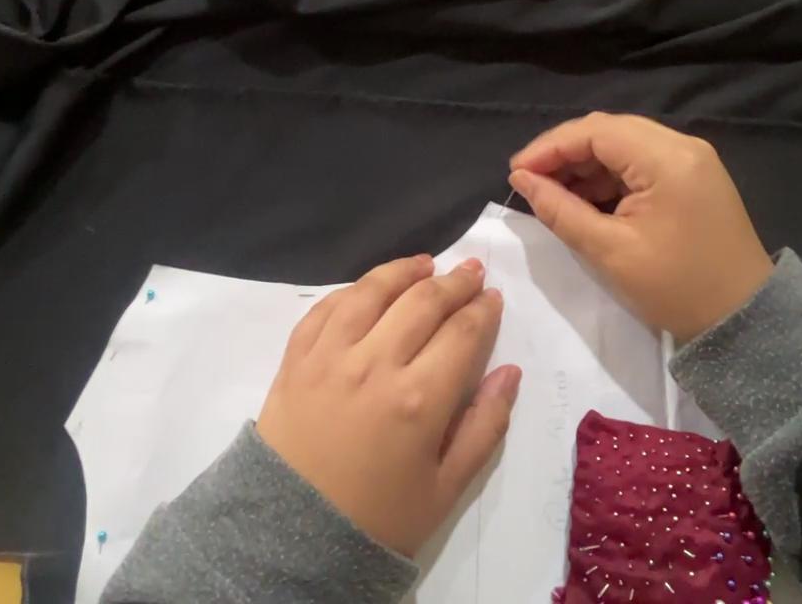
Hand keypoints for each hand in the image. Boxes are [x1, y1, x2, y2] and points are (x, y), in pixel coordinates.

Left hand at [256, 254, 521, 556]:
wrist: (292, 538)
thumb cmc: (378, 517)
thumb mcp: (446, 489)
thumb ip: (485, 427)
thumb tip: (510, 372)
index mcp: (418, 399)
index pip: (462, 333)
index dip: (483, 309)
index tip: (494, 297)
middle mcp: (374, 364)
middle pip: (421, 302)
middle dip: (454, 282)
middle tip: (472, 270)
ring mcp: (329, 355)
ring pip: (371, 292)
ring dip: (403, 271)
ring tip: (426, 263)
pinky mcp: (295, 356)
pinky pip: (326, 307)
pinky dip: (353, 289)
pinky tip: (371, 287)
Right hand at [507, 112, 772, 342]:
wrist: (744, 322)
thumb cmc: (676, 287)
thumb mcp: (609, 251)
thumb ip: (560, 209)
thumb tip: (522, 180)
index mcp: (667, 158)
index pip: (595, 131)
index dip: (550, 147)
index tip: (516, 172)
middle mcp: (682, 146)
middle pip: (608, 131)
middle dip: (564, 153)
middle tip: (530, 181)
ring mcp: (691, 160)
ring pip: (623, 144)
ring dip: (585, 165)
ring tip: (552, 194)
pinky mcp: (692, 177)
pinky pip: (640, 161)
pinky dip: (608, 176)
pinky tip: (585, 199)